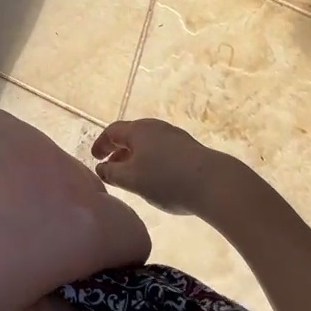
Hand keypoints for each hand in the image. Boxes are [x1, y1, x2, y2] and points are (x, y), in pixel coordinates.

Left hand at [0, 107, 149, 310]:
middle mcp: (54, 161)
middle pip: (90, 199)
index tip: (68, 288)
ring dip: (34, 196)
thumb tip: (92, 307)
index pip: (133, 238)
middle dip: (71, 230)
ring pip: (47, 169)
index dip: (111, 270)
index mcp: (79, 219)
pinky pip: (9, 145)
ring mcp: (12, 130)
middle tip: (18, 262)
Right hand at [90, 119, 244, 217]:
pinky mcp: (191, 149)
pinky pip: (164, 151)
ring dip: (137, 157)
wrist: (215, 183)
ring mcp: (175, 136)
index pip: (112, 131)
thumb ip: (112, 173)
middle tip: (112, 168)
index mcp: (138, 130)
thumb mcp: (133, 180)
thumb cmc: (167, 180)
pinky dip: (153, 161)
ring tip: (135, 176)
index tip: (94, 157)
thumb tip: (101, 168)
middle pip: (131, 136)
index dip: (101, 144)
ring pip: (149, 144)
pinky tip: (159, 178)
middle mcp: (155, 127)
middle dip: (119, 152)